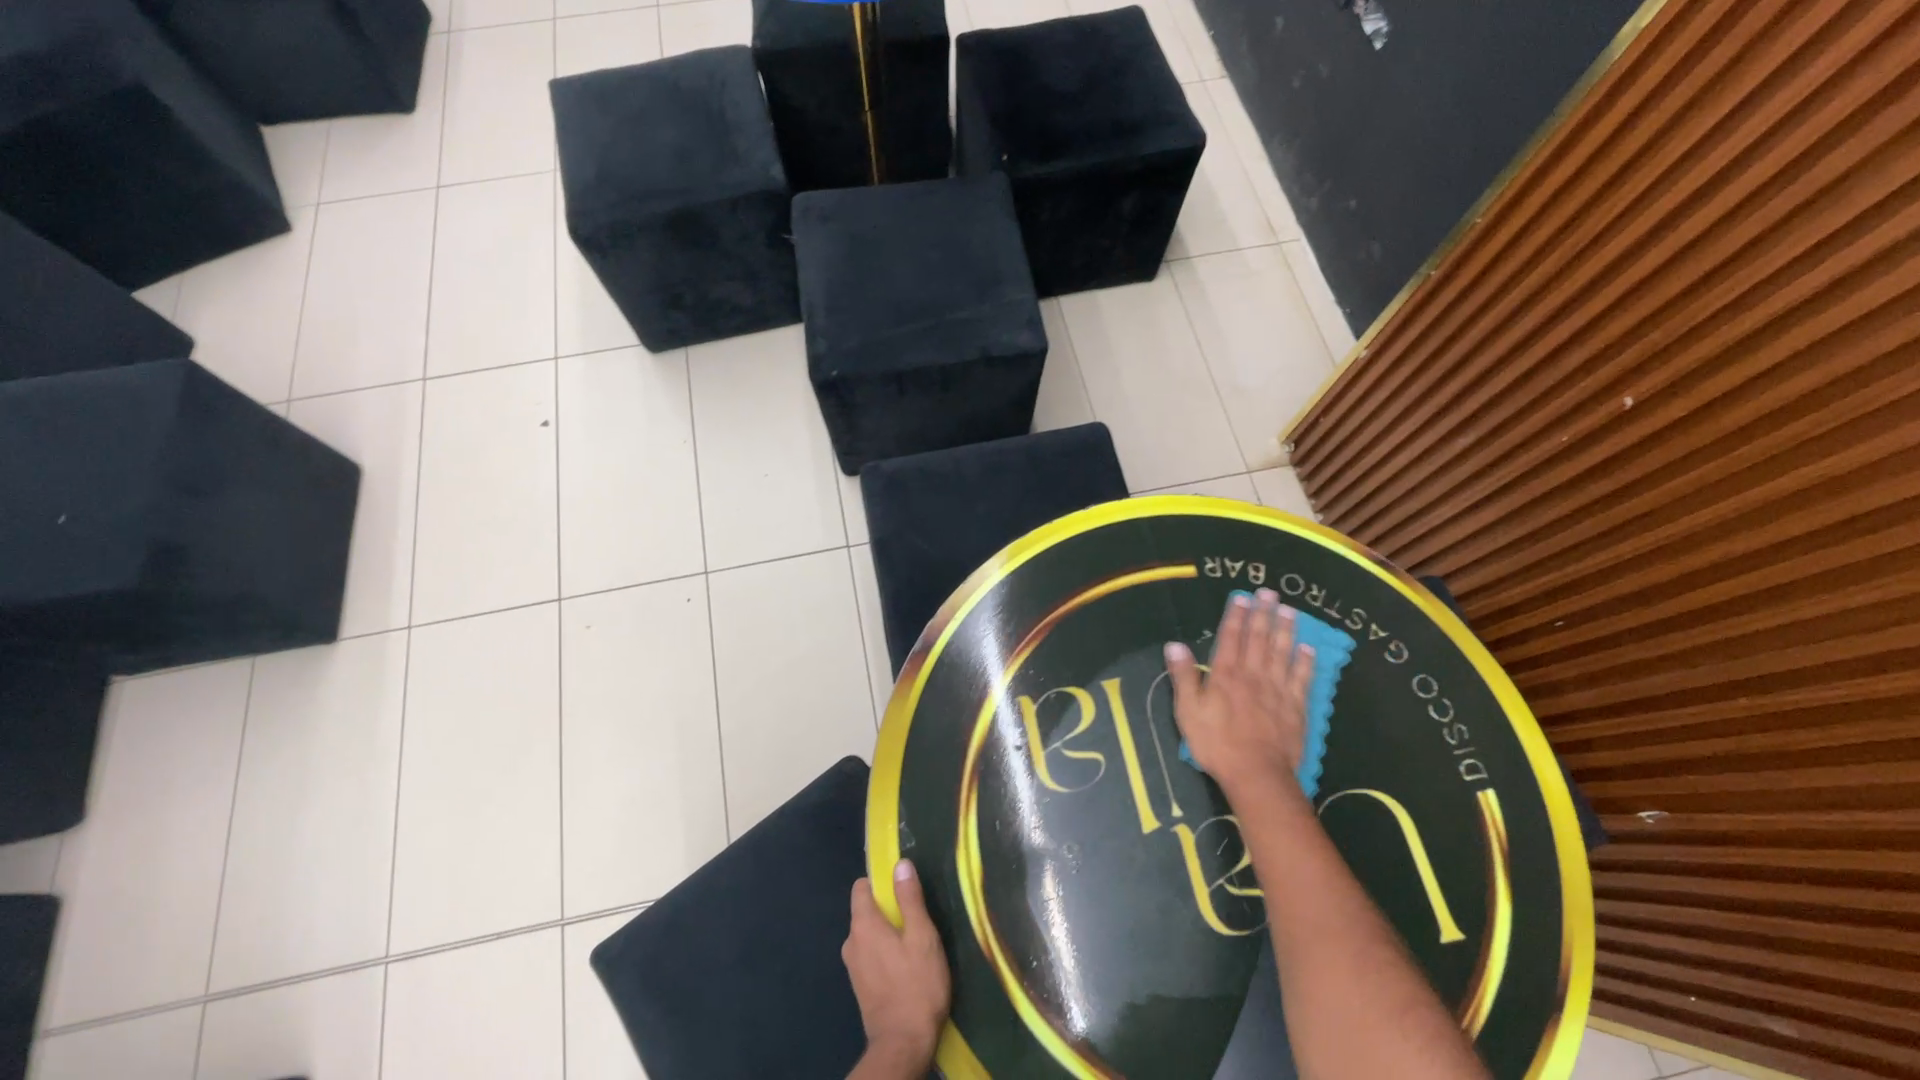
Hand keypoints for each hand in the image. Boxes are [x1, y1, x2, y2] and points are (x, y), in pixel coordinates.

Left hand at [843, 859, 950, 1072]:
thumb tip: (900, 864)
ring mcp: (853, 965)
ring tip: (915, 944)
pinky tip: (906, 966)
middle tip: (918, 920)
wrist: (903, 1042)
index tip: (904, 890)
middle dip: (888, 909)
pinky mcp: (859, 984)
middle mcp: (851, 941)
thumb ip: (910, 899)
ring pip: (869, 934)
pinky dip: (884, 952)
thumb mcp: (922, 936)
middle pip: (865, 910)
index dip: (881, 882)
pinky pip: (870, 954)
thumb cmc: (917, 985)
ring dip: (888, 933)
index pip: (861, 887)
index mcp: (863, 925)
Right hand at [1165, 588, 1315, 796]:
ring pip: (1282, 653)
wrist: (1256, 773)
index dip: (1235, 616)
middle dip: (1263, 614)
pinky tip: (1308, 649)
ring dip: (1286, 630)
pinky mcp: (1296, 707)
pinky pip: (1302, 678)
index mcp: (1226, 676)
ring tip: (1288, 610)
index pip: (1230, 638)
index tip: (1241, 597)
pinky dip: (1305, 662)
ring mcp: (1277, 690)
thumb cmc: (1216, 744)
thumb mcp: (1188, 712)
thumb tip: (1175, 645)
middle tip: (1269, 592)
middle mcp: (1253, 675)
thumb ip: (1184, 677)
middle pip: (1259, 639)